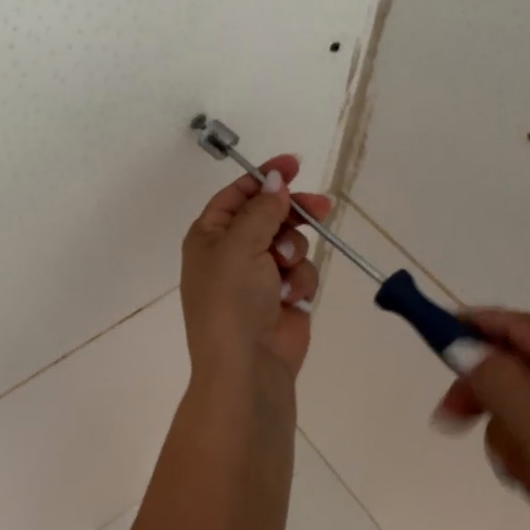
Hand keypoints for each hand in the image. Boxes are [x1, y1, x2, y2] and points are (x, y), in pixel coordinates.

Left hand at [179, 154, 332, 381]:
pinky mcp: (285, 297)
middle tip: (319, 206)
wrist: (247, 365)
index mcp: (209, 235)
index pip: (238, 194)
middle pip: (270, 215)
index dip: (264, 178)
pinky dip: (300, 281)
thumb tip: (275, 179)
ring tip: (284, 271)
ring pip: (292, 242)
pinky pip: (302, 272)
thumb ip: (261, 209)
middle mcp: (232, 252)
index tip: (294, 164)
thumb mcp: (239, 244)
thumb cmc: (232, 299)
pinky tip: (290, 298)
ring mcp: (260, 276)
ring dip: (294, 253)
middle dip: (293, 212)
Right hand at [433, 311, 529, 529]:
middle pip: (520, 366)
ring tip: (526, 475)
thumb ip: (496, 381)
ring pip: (529, 403)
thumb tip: (458, 344)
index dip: (472, 327)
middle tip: (449, 419)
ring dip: (513, 435)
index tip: (432, 338)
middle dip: (488, 396)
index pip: (520, 325)